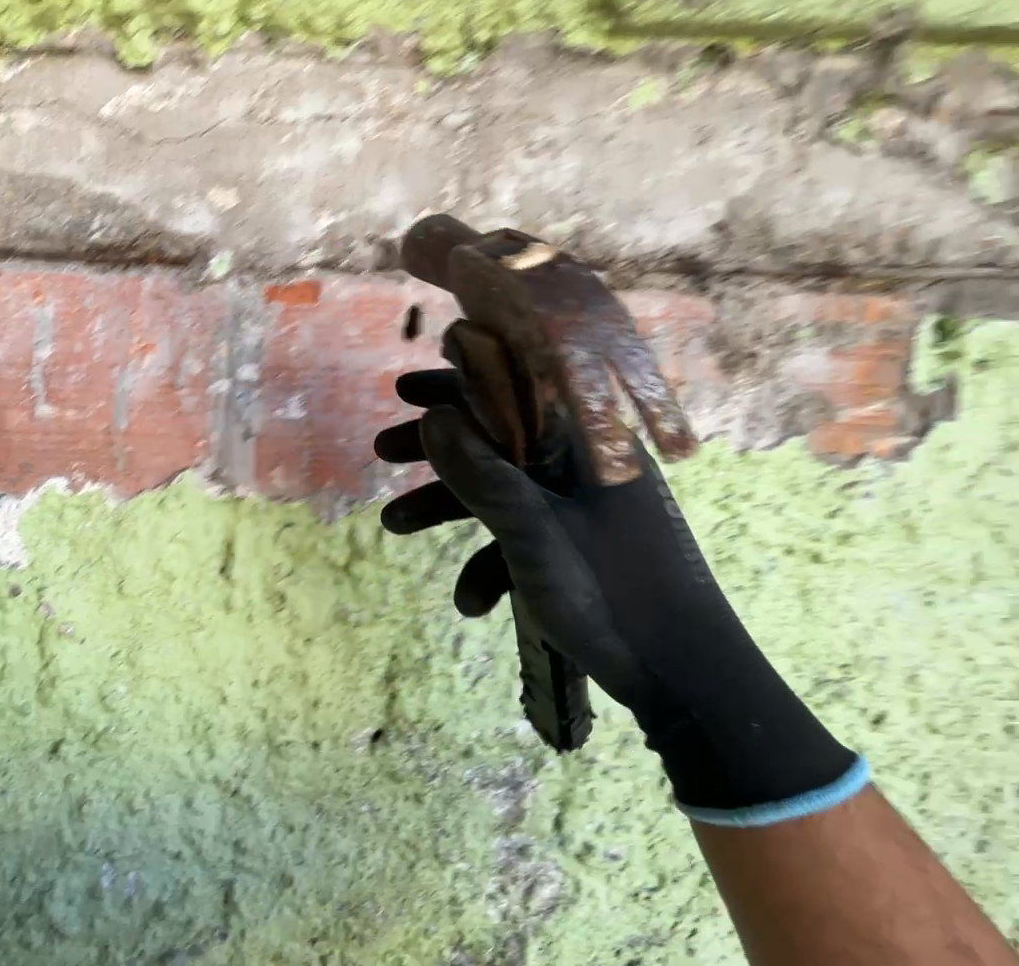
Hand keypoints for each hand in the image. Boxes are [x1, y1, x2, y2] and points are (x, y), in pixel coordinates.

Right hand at [375, 367, 861, 822]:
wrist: (687, 679)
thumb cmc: (613, 593)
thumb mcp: (533, 531)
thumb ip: (481, 474)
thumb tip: (433, 417)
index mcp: (589, 450)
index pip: (516, 395)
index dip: (456, 388)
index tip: (403, 392)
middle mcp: (584, 470)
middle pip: (497, 441)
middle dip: (435, 451)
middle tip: (382, 452)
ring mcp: (580, 511)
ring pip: (498, 490)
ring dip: (445, 509)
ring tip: (391, 525)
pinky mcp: (575, 549)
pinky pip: (517, 536)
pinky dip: (487, 562)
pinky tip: (471, 602)